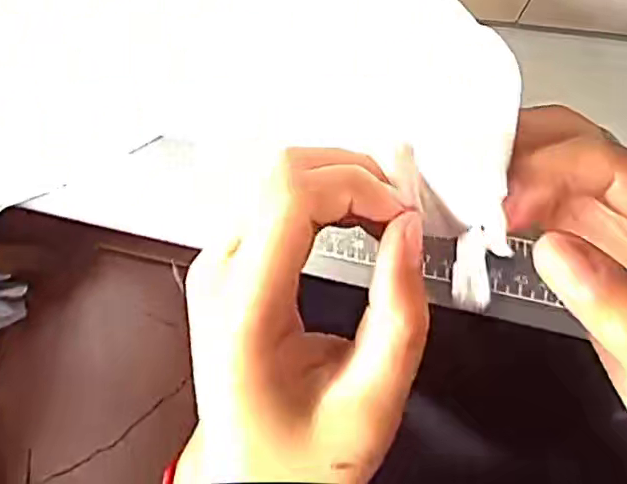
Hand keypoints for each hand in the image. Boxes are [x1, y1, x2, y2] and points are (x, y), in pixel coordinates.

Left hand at [177, 149, 428, 483]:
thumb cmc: (296, 462)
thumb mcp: (370, 406)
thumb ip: (401, 316)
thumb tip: (409, 233)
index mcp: (243, 309)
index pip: (290, 196)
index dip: (355, 185)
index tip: (400, 213)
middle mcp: (219, 274)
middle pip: (283, 172)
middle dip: (353, 173)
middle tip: (398, 209)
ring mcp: (218, 263)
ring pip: (279, 174)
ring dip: (340, 178)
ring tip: (382, 213)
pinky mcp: (230, 259)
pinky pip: (276, 197)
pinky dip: (325, 193)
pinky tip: (354, 216)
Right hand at [505, 107, 626, 483]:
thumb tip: (557, 251)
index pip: (609, 162)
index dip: (549, 167)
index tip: (506, 199)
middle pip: (583, 145)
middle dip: (524, 146)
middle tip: (474, 171)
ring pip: (562, 174)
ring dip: (514, 174)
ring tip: (472, 193)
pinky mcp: (607, 263)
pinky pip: (554, 214)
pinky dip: (517, 209)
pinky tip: (491, 223)